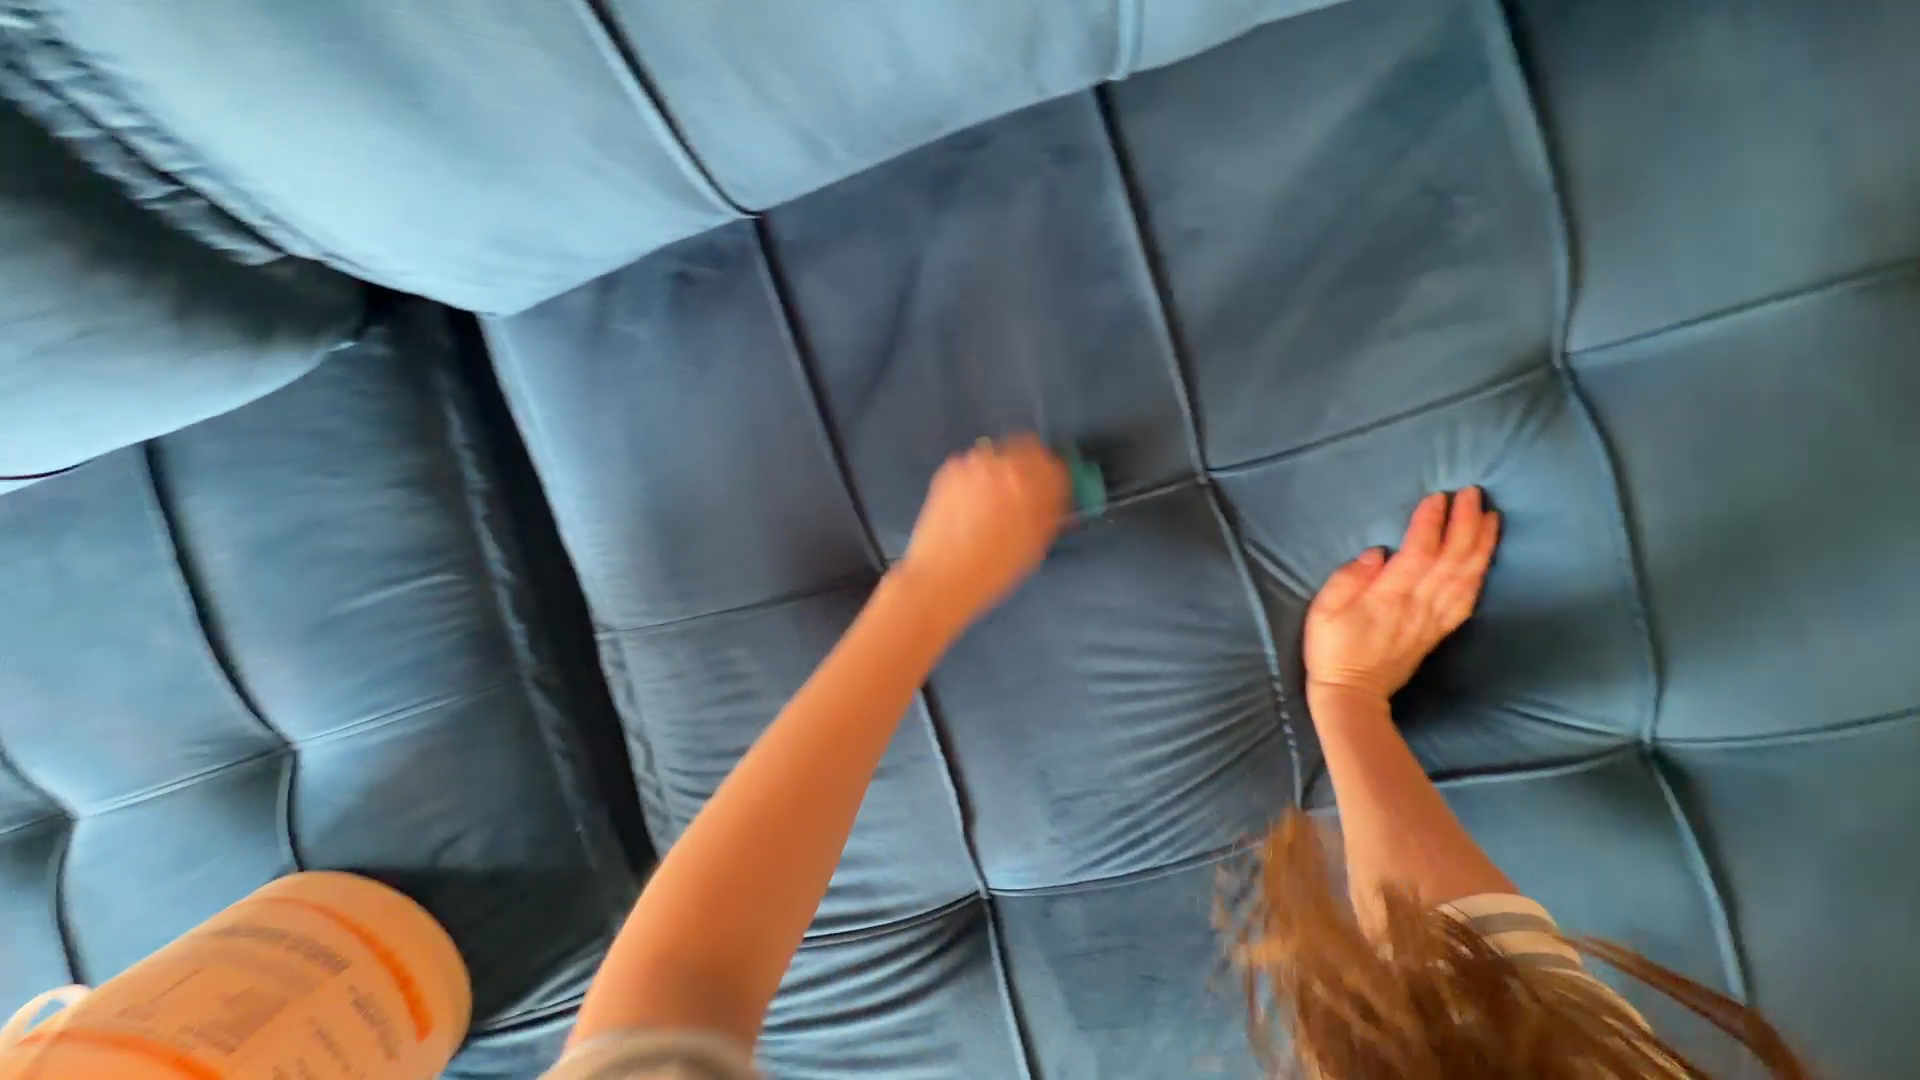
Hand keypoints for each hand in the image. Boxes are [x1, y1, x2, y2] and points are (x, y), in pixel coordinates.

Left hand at [897, 435, 1069, 630]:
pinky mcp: (948, 472)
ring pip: (999, 456)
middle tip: (1026, 494)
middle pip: (1027, 450)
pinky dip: (978, 478)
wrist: (940, 576)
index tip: (1053, 491)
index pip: (1054, 465)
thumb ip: (1048, 513)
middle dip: (1030, 468)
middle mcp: (1000, 464)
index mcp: (1028, 483)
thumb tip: (1053, 497)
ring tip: (995, 501)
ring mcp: (970, 464)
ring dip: (1003, 471)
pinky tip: (972, 504)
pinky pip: (973, 466)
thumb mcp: (1033, 545)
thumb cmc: (992, 570)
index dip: (1056, 479)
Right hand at [1303, 488, 1499, 703]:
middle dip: (1465, 523)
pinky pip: (1468, 598)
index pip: (1419, 552)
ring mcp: (1434, 619)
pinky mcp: (1440, 631)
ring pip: (1467, 576)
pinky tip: (1485, 558)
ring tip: (1490, 516)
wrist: (1352, 695)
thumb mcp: (1324, 610)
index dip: (1431, 523)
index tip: (1437, 497)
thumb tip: (1377, 553)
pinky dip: (1480, 574)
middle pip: (1453, 559)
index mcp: (1389, 596)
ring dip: (1482, 544)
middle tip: (1473, 493)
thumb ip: (1348, 578)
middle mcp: (1420, 605)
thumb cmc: (1331, 649)